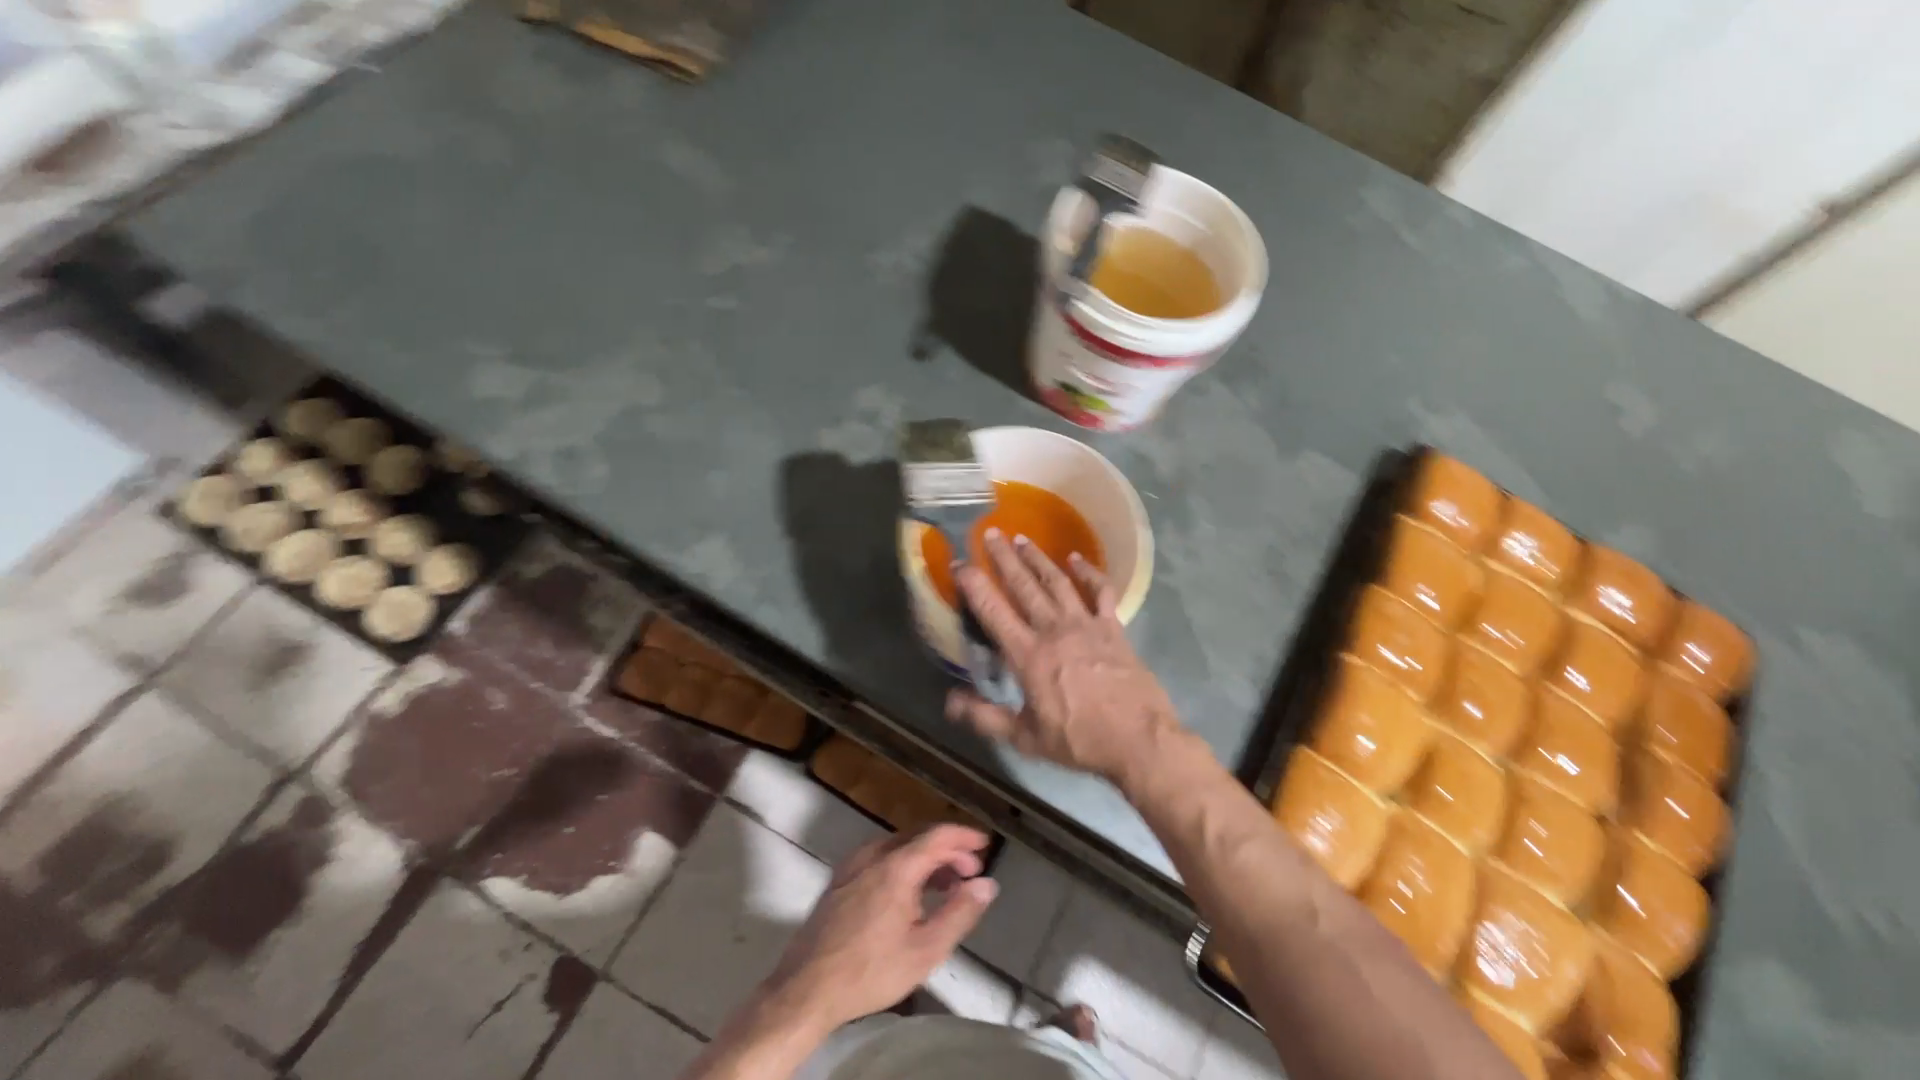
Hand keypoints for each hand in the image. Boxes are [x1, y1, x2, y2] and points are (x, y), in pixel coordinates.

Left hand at [763, 825, 998, 1031]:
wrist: (806, 989)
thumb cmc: (870, 972)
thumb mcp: (926, 949)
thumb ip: (960, 913)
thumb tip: (987, 884)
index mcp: (895, 867)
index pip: (937, 836)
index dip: (964, 837)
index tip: (985, 845)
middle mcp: (872, 857)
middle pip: (917, 837)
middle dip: (947, 849)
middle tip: (970, 872)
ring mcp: (851, 867)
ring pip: (896, 847)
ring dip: (925, 858)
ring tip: (945, 885)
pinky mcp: (838, 882)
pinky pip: (878, 859)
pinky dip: (902, 864)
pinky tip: (909, 893)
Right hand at [944, 530, 1180, 783]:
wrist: (1139, 739)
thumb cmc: (1080, 741)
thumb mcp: (1025, 737)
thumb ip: (985, 717)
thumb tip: (949, 701)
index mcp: (1028, 656)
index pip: (993, 612)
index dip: (974, 585)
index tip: (959, 562)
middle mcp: (1054, 631)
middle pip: (1024, 586)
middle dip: (1004, 558)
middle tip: (990, 533)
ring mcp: (1086, 625)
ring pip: (1056, 582)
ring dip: (1038, 559)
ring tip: (1022, 539)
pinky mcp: (1113, 628)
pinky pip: (1100, 591)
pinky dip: (1088, 572)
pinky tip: (1076, 559)